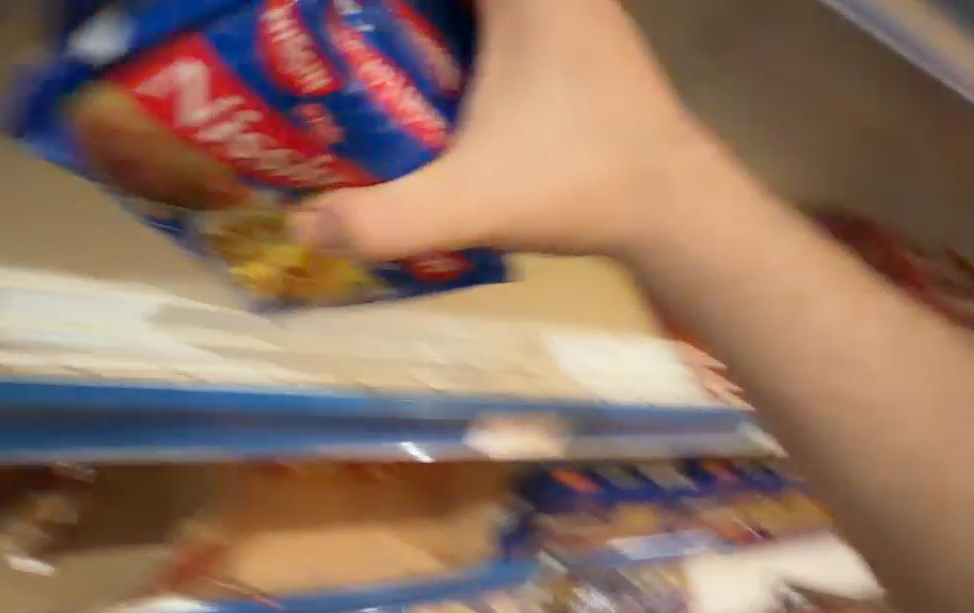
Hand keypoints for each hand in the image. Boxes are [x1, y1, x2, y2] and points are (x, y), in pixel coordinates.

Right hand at [294, 0, 726, 260]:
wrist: (669, 206)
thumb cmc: (577, 184)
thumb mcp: (470, 204)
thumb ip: (384, 220)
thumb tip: (304, 228)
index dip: (368, 7)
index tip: (321, 21)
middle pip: (441, 1)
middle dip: (386, 22)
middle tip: (332, 45)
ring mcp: (560, 8)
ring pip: (470, 11)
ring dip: (418, 29)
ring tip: (363, 61)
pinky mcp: (566, 43)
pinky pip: (496, 24)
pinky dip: (452, 40)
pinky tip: (420, 85)